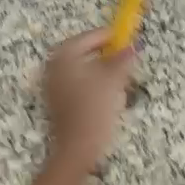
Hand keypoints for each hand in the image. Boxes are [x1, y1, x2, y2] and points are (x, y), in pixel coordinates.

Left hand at [43, 28, 137, 168]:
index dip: (106, 36)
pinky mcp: (58, 103)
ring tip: (119, 73)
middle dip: (102, 52)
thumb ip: (122, 60)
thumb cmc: (93, 109)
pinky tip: (108, 91)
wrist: (78, 148)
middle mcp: (54, 68)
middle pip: (81, 52)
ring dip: (99, 68)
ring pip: (80, 69)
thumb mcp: (113, 80)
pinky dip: (93, 82)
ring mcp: (53, 86)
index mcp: (63, 57)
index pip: (86, 38)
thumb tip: (131, 46)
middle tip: (122, 54)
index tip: (123, 36)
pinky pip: (78, 83)